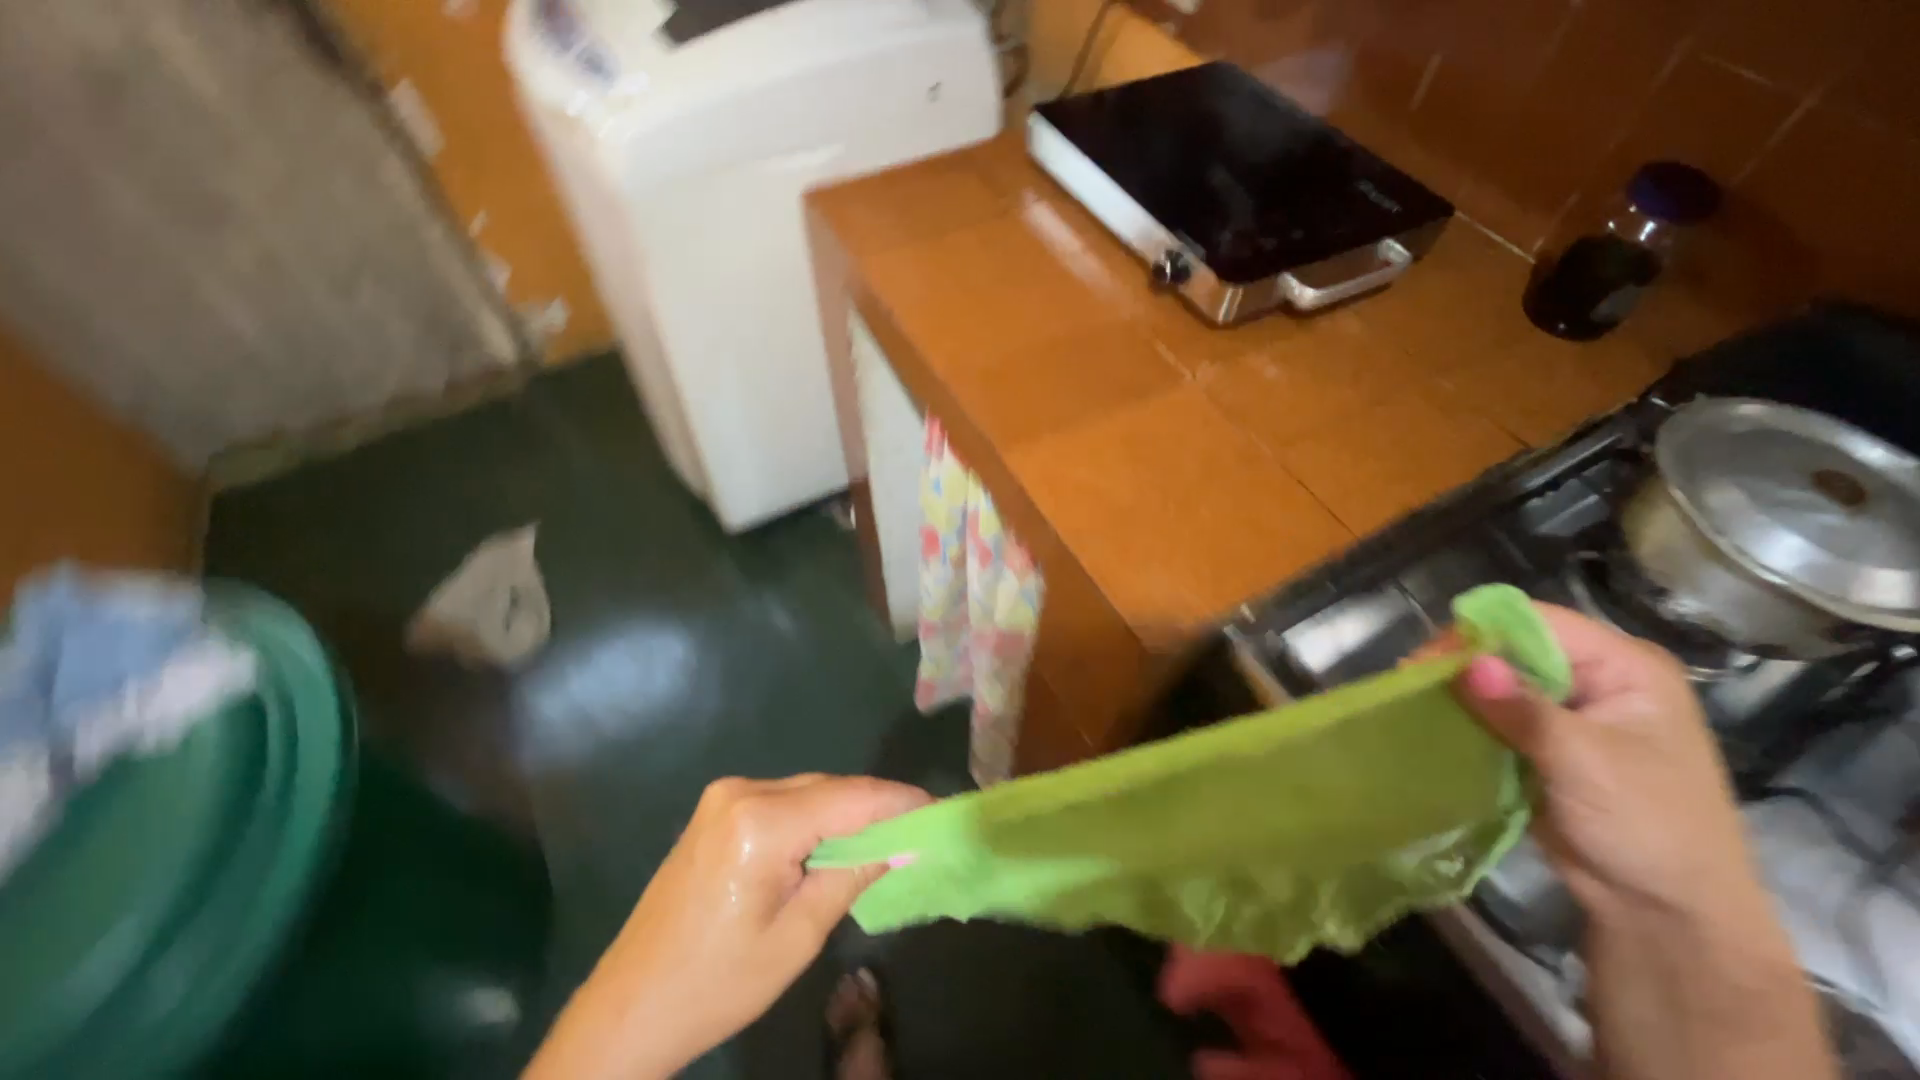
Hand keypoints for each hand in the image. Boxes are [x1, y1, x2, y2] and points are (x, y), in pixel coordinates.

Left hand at [524, 774, 930, 1079]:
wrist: (631, 1005)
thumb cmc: (719, 981)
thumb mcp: (799, 935)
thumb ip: (853, 875)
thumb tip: (906, 844)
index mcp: (761, 821)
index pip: (852, 796)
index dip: (901, 802)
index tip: (941, 813)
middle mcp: (741, 791)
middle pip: (829, 788)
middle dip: (877, 807)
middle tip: (921, 831)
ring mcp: (723, 798)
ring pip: (808, 792)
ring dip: (847, 812)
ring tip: (889, 838)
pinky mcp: (715, 812)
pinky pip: (783, 802)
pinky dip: (816, 818)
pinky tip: (837, 842)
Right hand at [1438, 604, 1759, 919]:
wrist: (1668, 912)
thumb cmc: (1648, 827)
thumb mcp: (1585, 763)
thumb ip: (1524, 710)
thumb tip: (1469, 663)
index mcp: (1624, 666)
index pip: (1537, 622)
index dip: (1480, 633)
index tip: (1427, 662)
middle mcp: (1598, 678)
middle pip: (1514, 647)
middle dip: (1463, 662)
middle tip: (1412, 686)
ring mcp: (1571, 713)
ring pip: (1500, 682)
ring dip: (1460, 693)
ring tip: (1415, 706)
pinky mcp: (1547, 745)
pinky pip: (1498, 717)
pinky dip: (1468, 720)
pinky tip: (1436, 728)